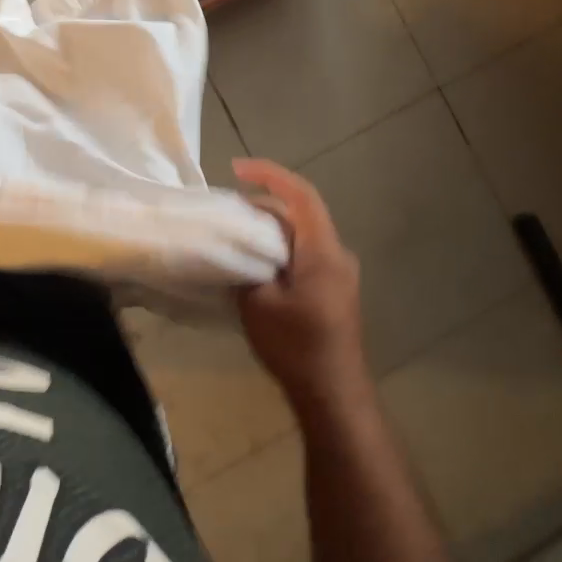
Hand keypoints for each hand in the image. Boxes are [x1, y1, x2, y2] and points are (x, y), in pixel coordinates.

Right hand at [233, 158, 367, 406]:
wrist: (332, 392)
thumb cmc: (295, 344)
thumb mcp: (257, 301)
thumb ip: (246, 263)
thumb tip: (232, 243)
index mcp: (323, 251)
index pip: (301, 195)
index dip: (269, 175)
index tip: (235, 168)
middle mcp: (337, 255)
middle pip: (298, 213)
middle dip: (260, 204)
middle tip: (223, 210)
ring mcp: (338, 274)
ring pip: (299, 234)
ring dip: (266, 228)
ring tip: (231, 234)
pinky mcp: (332, 290)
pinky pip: (302, 253)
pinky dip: (276, 247)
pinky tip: (251, 262)